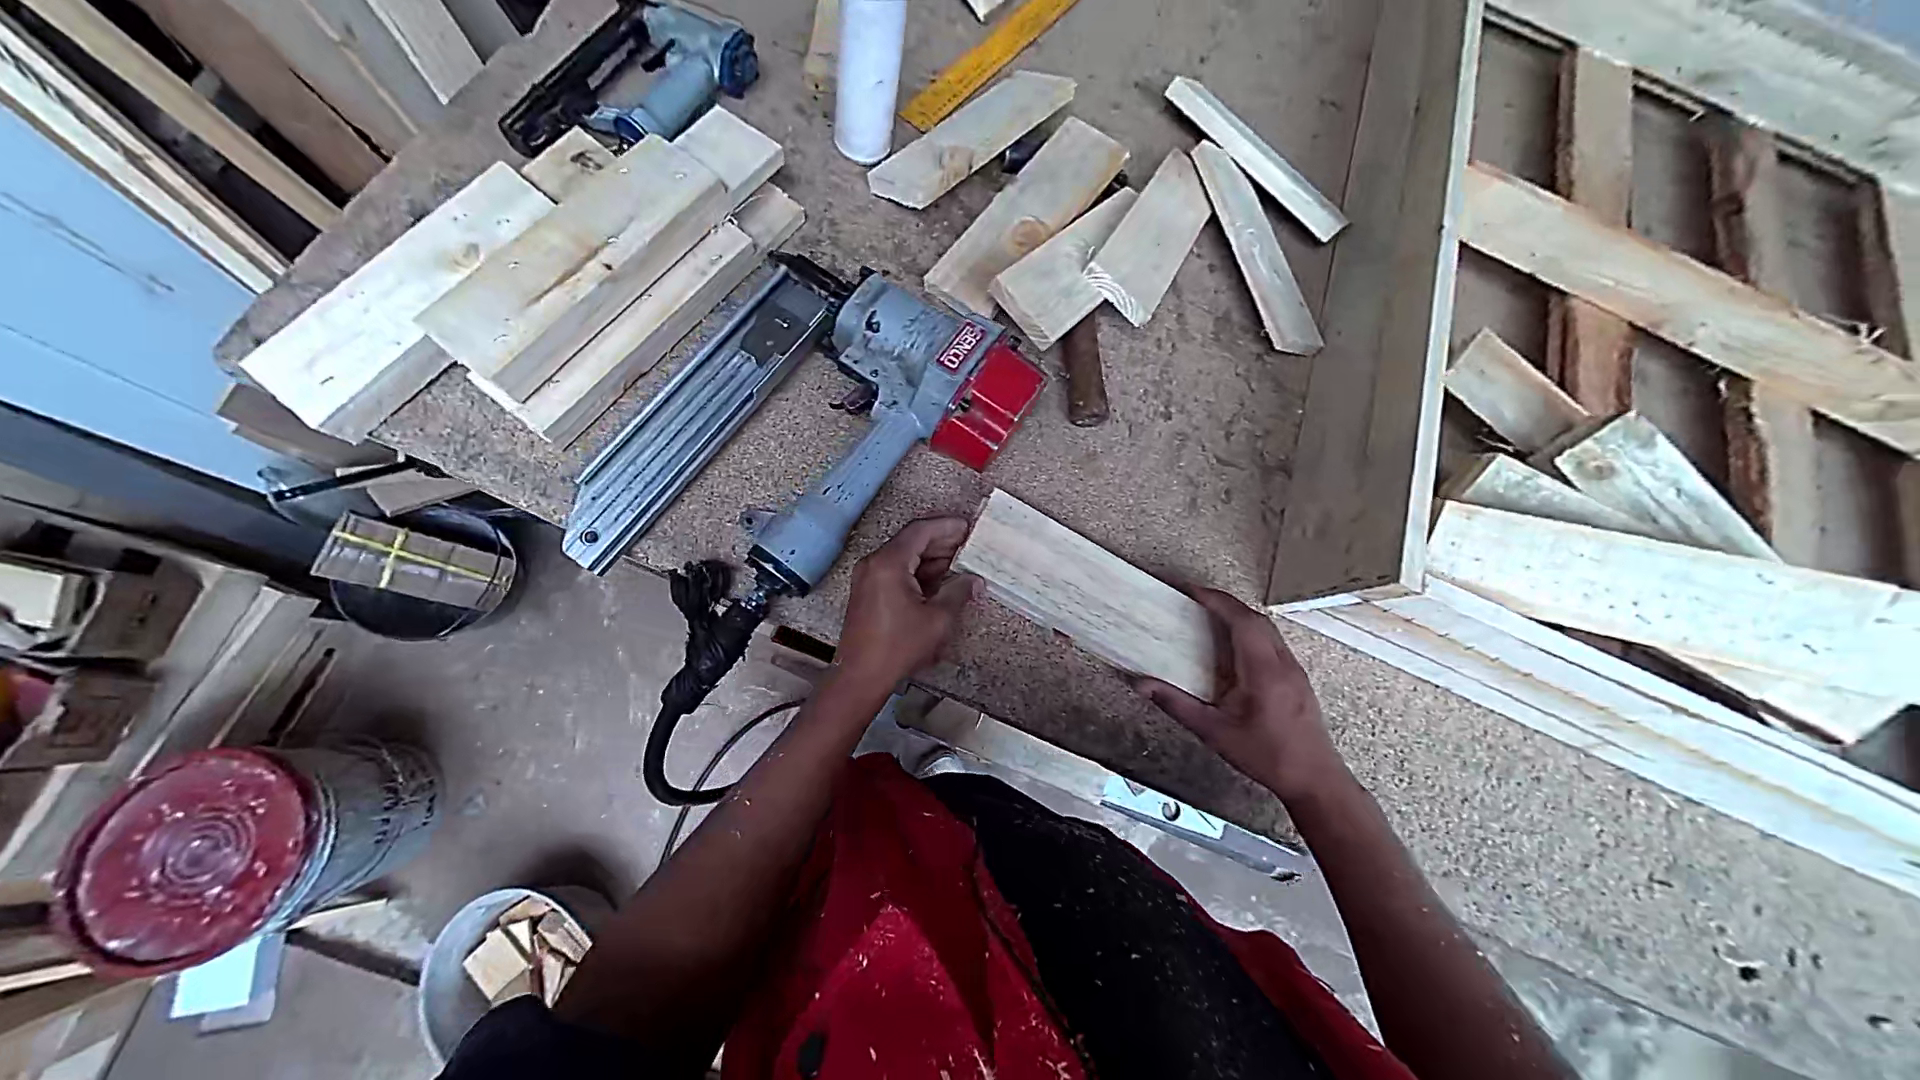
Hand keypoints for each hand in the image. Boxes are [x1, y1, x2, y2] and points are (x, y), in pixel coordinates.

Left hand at [835, 517, 979, 690]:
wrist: (861, 675)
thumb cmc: (895, 648)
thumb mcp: (938, 619)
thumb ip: (958, 592)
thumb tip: (973, 581)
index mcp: (888, 563)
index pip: (921, 530)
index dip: (947, 526)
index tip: (967, 527)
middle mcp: (874, 564)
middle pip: (912, 540)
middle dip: (941, 542)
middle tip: (968, 545)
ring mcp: (868, 577)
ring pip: (904, 556)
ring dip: (931, 558)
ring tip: (959, 564)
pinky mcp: (868, 592)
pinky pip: (895, 571)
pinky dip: (918, 571)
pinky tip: (939, 581)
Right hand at [1135, 588, 1349, 804]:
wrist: (1314, 780)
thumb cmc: (1267, 756)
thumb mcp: (1213, 731)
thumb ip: (1176, 705)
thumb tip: (1143, 686)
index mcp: (1263, 671)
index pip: (1241, 621)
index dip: (1216, 601)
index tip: (1192, 591)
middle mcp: (1283, 664)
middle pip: (1255, 618)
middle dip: (1225, 603)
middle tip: (1197, 600)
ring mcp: (1294, 670)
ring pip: (1267, 629)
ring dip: (1239, 617)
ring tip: (1212, 617)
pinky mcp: (1297, 679)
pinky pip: (1273, 643)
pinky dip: (1251, 633)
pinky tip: (1234, 646)